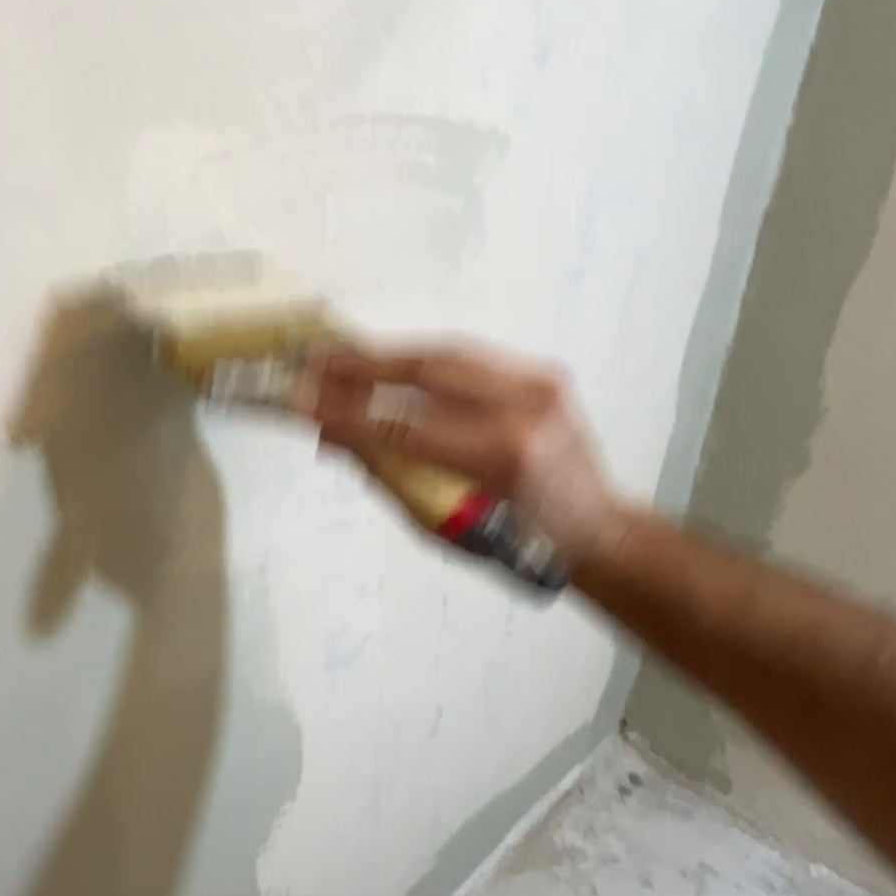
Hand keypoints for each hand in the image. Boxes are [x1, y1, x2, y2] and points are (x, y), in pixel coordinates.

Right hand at [297, 345, 632, 564]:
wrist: (593, 526)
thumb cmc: (517, 541)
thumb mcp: (445, 520)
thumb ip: (388, 471)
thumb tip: (331, 436)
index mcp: (502, 458)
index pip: (404, 429)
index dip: (346, 415)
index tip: (302, 406)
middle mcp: (524, 409)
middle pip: (427, 370)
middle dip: (361, 367)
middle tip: (312, 366)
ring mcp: (539, 382)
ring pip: (445, 354)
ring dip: (387, 359)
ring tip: (339, 360)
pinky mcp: (541, 370)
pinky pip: (467, 358)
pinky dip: (421, 362)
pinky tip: (388, 366)